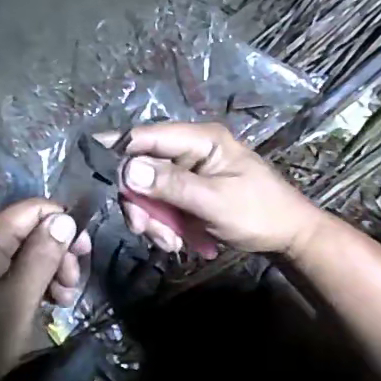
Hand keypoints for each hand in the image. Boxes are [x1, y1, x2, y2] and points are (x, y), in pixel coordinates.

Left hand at [0, 198, 89, 380]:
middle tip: (72, 285)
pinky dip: (37, 281)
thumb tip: (65, 218)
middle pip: (33, 229)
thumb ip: (43, 254)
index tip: (83, 254)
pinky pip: (16, 269)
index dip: (63, 224)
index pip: (35, 208)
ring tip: (63, 300)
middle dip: (59, 251)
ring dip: (52, 269)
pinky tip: (49, 303)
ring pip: (28, 250)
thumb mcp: (20, 297)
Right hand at [105, 122, 324, 255]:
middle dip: (140, 201)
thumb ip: (171, 185)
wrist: (291, 236)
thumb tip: (127, 169)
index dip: (117, 149)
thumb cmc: (259, 212)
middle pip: (143, 167)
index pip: (147, 136)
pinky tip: (176, 243)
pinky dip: (163, 224)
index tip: (89, 168)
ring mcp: (190, 170)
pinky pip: (162, 203)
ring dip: (152, 219)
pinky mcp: (190, 190)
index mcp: (200, 139)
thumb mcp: (214, 201)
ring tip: (169, 244)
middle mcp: (191, 149)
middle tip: (144, 230)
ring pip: (149, 189)